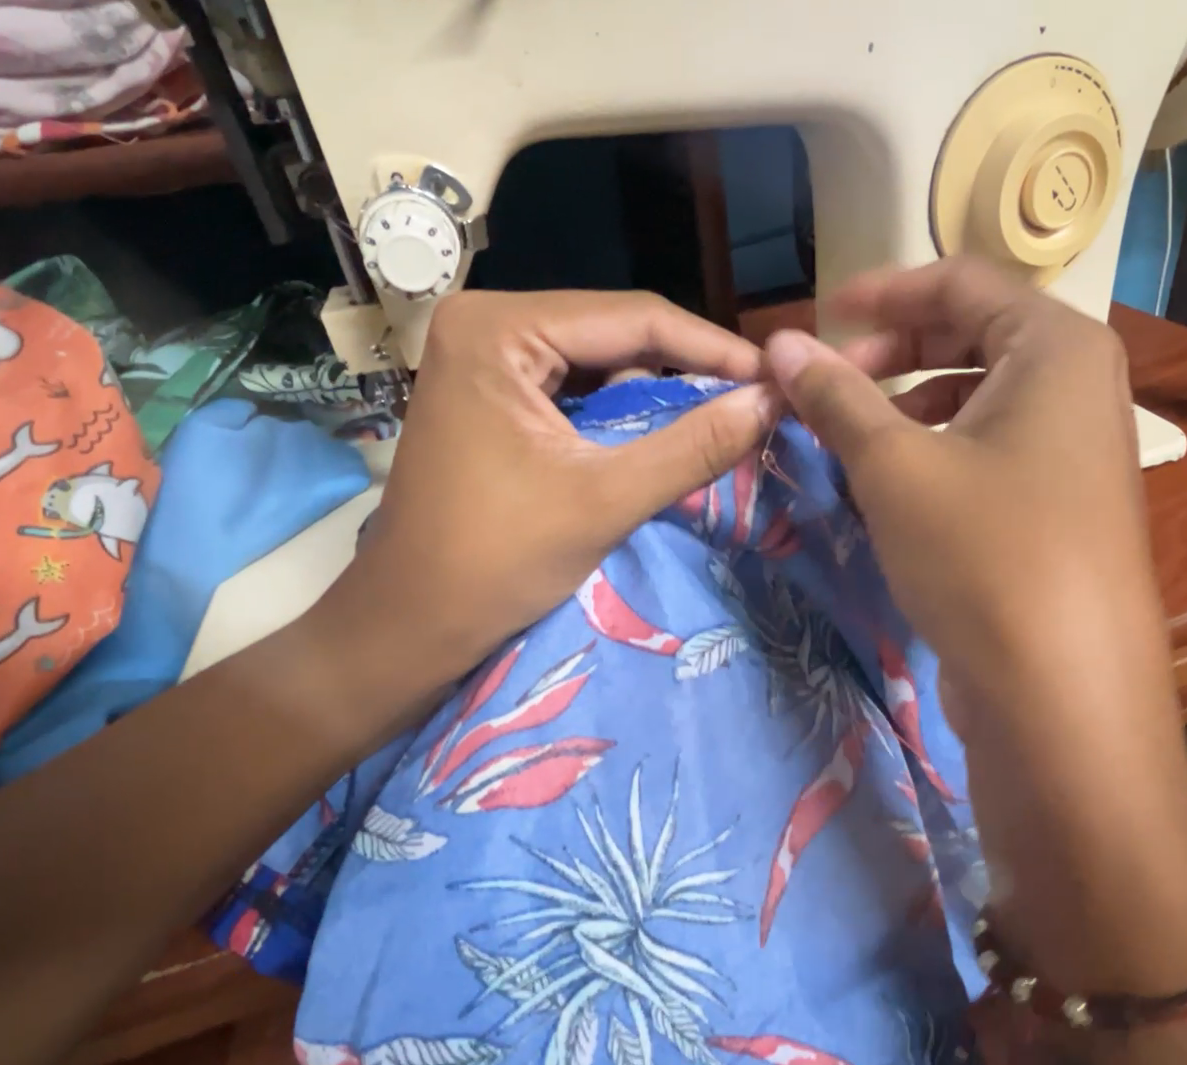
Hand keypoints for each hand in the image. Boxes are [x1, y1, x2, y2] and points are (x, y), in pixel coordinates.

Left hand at [318, 290, 778, 714]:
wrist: (409, 625)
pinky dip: (622, 413)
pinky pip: (576, 387)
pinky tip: (661, 438)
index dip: (714, 348)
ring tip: (720, 424)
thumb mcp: (605, 499)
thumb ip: (694, 446)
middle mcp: (487, 322)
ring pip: (601, 360)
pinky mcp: (491, 393)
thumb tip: (775, 401)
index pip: (633, 317)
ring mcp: (484, 357)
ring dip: (658, 394)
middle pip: (616, 331)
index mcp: (498, 328)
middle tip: (755, 404)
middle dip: (687, 370)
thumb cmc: (494, 562)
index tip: (778, 378)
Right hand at [762, 258, 1168, 717]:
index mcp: (1057, 347)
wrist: (1063, 694)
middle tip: (827, 385)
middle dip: (891, 352)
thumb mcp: (894, 466)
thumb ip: (836, 396)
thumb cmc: (982, 554)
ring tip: (850, 439)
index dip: (880, 293)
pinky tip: (891, 488)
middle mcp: (1079, 385)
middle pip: (972, 334)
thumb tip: (783, 344)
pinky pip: (991, 448)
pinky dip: (937, 450)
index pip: (960, 281)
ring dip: (908, 406)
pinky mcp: (1063, 505)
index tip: (817, 319)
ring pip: (978, 397)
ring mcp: (1076, 450)